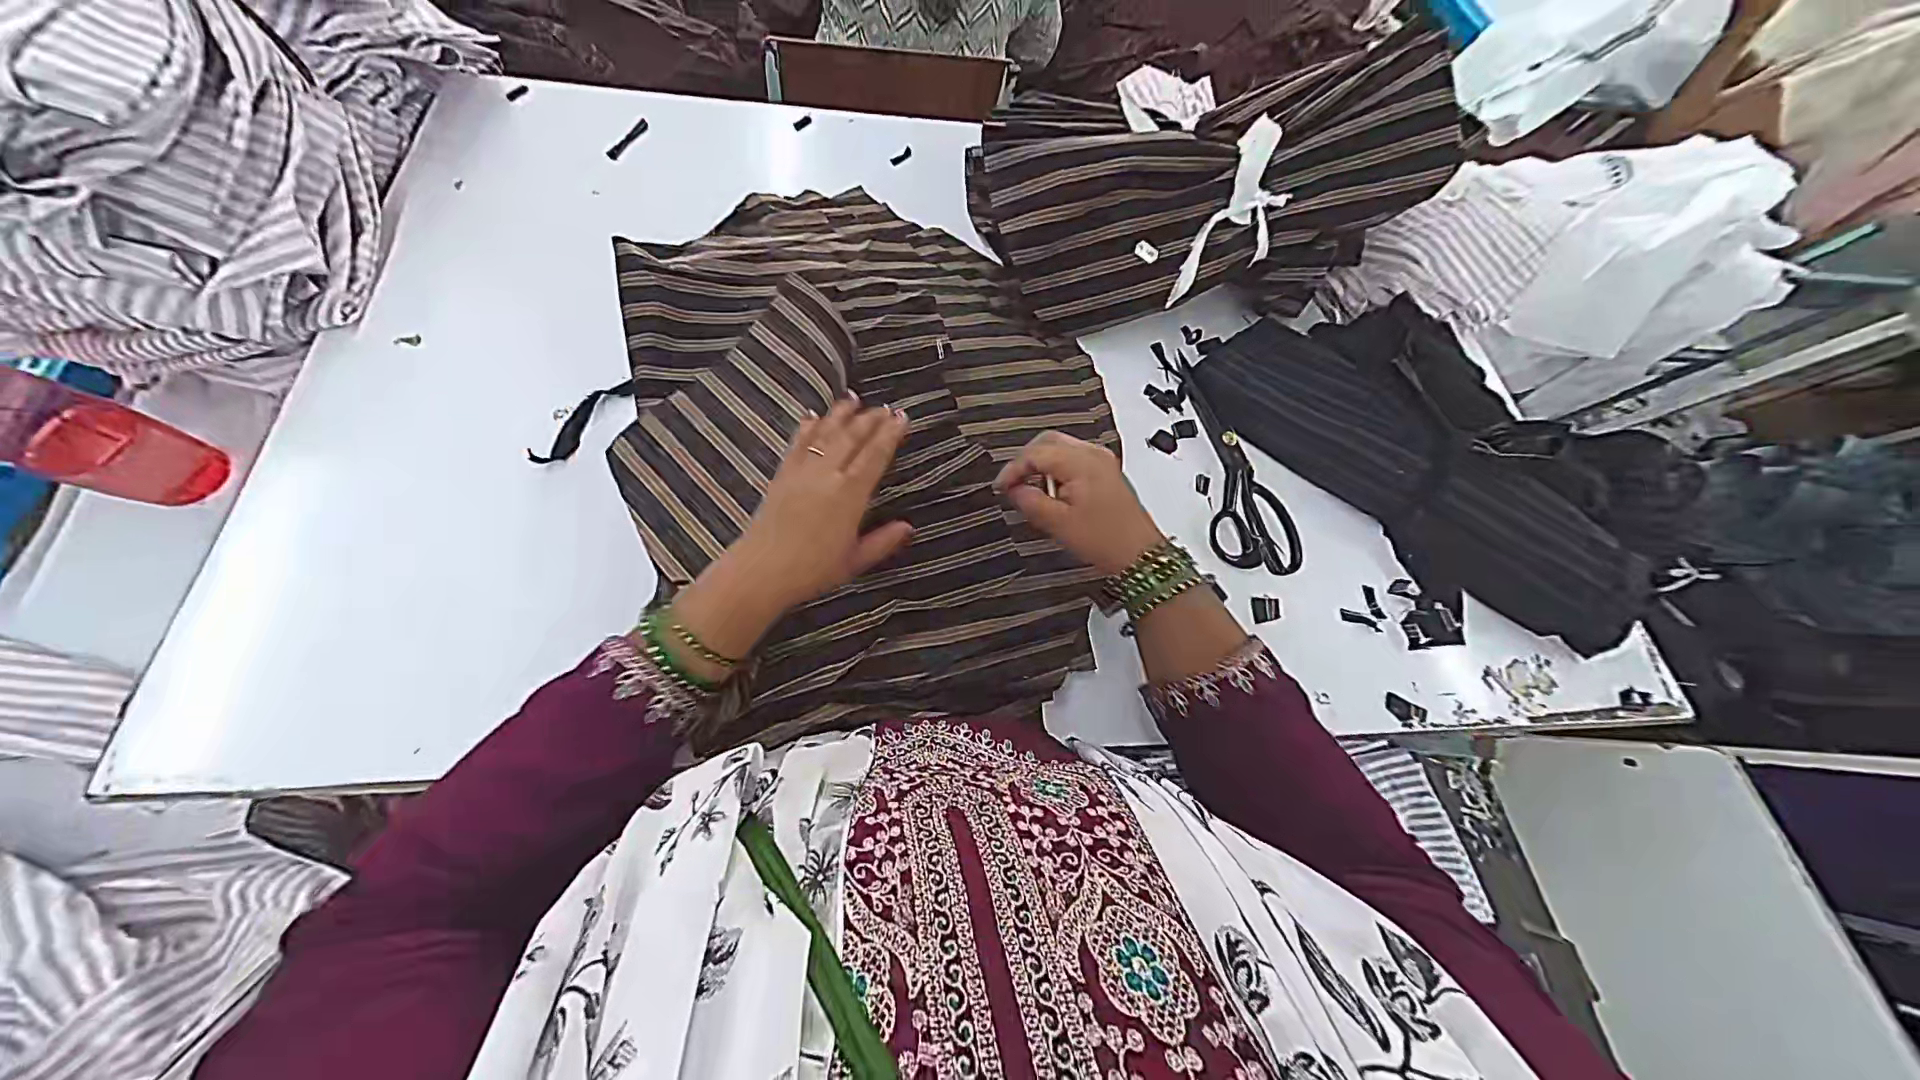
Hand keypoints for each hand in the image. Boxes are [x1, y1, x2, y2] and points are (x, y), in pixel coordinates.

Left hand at [661, 398, 913, 675]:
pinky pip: (798, 444)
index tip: (901, 417)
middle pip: (852, 438)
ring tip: (853, 398)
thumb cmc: (812, 571)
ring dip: (840, 414)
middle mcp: (827, 476)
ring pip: (826, 434)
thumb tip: (908, 527)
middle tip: (885, 407)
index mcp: (850, 496)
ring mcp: (802, 472)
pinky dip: (807, 427)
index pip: (875, 456)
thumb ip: (883, 541)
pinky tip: (813, 416)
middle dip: (870, 419)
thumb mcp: (855, 561)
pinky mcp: (782, 475)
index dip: (890, 434)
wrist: (761, 571)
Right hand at [993, 430, 1164, 574]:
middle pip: (1047, 442)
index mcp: (1081, 462)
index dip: (1013, 470)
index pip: (1035, 453)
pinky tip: (1051, 493)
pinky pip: (1072, 459)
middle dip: (1025, 461)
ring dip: (1040, 465)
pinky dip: (1055, 470)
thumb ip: (1030, 502)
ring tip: (1031, 492)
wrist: (1139, 555)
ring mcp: (1101, 461)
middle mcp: (1093, 455)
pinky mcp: (1105, 472)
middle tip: (1011, 484)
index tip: (1001, 487)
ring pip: (1060, 448)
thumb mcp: (1058, 524)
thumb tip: (1013, 489)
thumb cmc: (1107, 541)